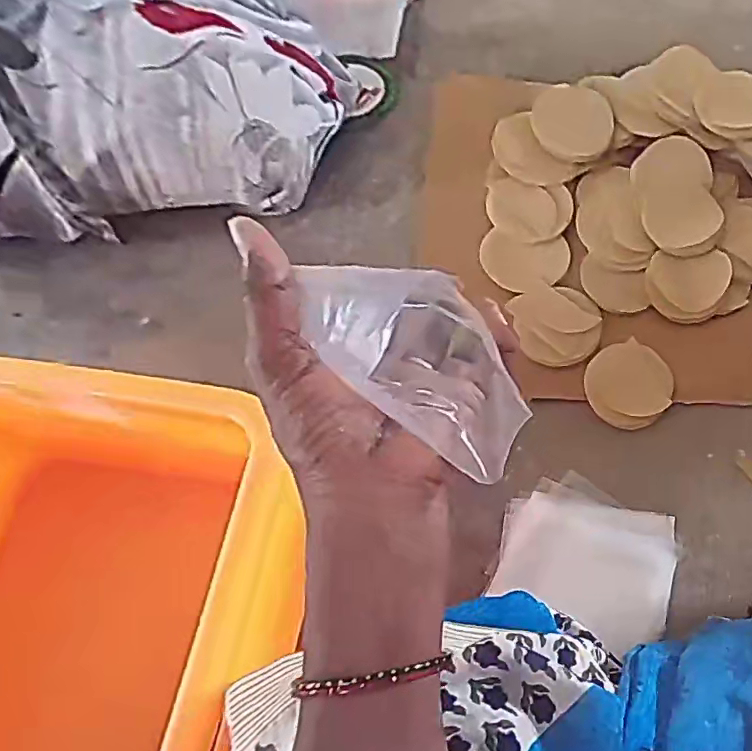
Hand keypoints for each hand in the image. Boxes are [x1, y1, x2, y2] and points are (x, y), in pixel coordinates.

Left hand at [233, 217, 457, 674]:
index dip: (398, 291)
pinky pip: (490, 383)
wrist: (387, 521)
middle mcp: (390, 383)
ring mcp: (435, 404)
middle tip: (464, 294)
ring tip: (492, 316)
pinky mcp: (470, 425)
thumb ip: (274, 307)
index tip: (425, 278)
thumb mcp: (288, 371)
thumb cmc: (330, 449)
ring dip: (482, 330)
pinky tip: (505, 341)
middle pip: (428, 331)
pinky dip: (502, 359)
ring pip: (464, 352)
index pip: (373, 314)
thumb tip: (246, 229)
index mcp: (343, 368)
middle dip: (450, 309)